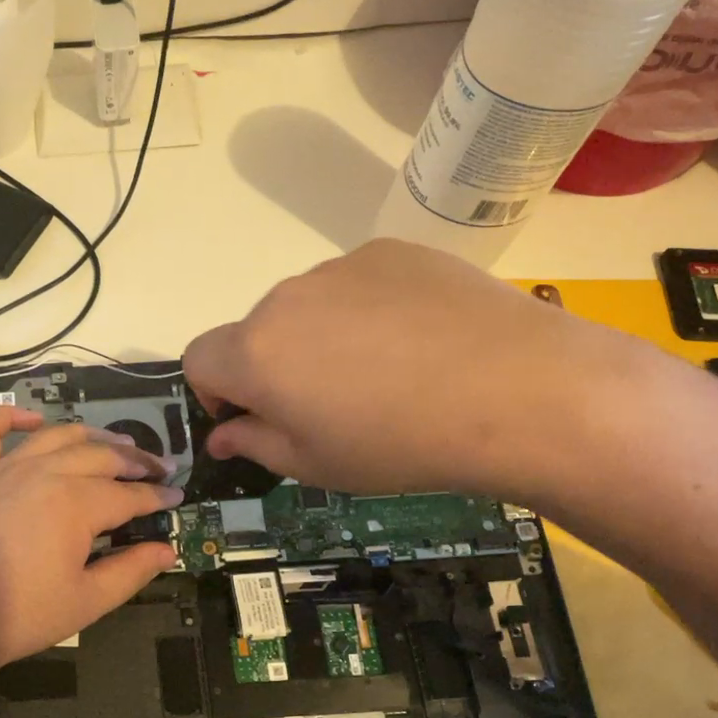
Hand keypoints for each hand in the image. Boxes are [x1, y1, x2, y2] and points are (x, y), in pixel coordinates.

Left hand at [0, 408, 182, 697]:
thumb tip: (166, 550)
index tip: (177, 497)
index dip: (156, 496)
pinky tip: (30, 417)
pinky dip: (9, 418)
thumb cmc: (21, 614)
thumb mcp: (87, 601)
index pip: (129, 494)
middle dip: (135, 462)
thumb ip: (131, 571)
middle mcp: (45, 473)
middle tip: (158, 468)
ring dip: (92, 436)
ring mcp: (5, 470)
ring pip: (56, 437)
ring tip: (115, 443)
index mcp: (78, 502)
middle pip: (100, 456)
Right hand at [182, 239, 653, 499]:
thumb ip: (255, 445)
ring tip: (384, 375)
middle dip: (272, 369)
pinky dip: (366, 312)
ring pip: (307, 308)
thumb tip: (224, 433)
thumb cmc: (400, 445)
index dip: (213, 394)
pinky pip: (356, 284)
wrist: (520, 392)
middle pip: (254, 333)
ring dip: (319, 339)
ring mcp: (341, 267)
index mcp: (255, 353)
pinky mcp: (393, 251)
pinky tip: (417, 343)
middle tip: (328, 409)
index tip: (253, 421)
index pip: (198, 359)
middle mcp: (285, 298)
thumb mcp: (315, 465)